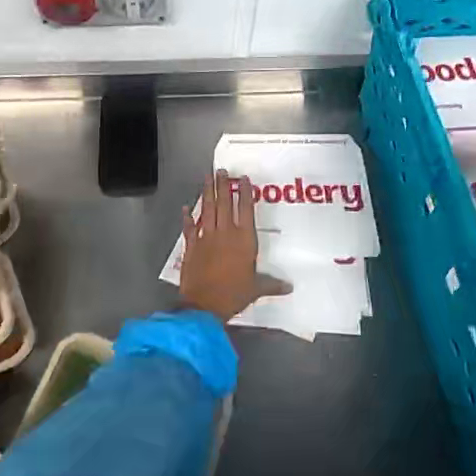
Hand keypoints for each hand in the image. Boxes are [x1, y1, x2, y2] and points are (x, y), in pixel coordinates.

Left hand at [180, 170, 291, 322]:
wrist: (204, 305)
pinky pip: (189, 229)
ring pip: (207, 211)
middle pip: (224, 204)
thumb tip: (289, 287)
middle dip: (222, 186)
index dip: (244, 193)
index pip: (245, 210)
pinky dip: (187, 218)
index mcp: (244, 240)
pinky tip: (186, 208)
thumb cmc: (234, 295)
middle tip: (220, 170)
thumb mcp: (256, 289)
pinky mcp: (191, 248)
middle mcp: (225, 234)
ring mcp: (205, 239)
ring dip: (206, 193)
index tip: (242, 179)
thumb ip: (272, 284)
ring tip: (206, 178)